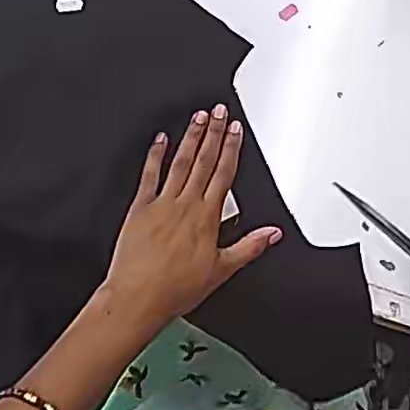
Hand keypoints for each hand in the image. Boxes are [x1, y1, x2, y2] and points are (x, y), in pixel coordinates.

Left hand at [99, 104, 283, 330]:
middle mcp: (185, 204)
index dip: (231, 149)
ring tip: (198, 117)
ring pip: (180, 162)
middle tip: (219, 111)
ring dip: (191, 138)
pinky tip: (160, 140)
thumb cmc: (175, 288)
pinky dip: (155, 156)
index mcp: (206, 217)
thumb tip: (272, 234)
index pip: (224, 174)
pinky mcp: (139, 208)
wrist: (137, 297)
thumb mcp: (221, 270)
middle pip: (204, 161)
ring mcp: (161, 204)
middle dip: (214, 133)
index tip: (235, 130)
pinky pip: (149, 175)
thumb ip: (249, 247)